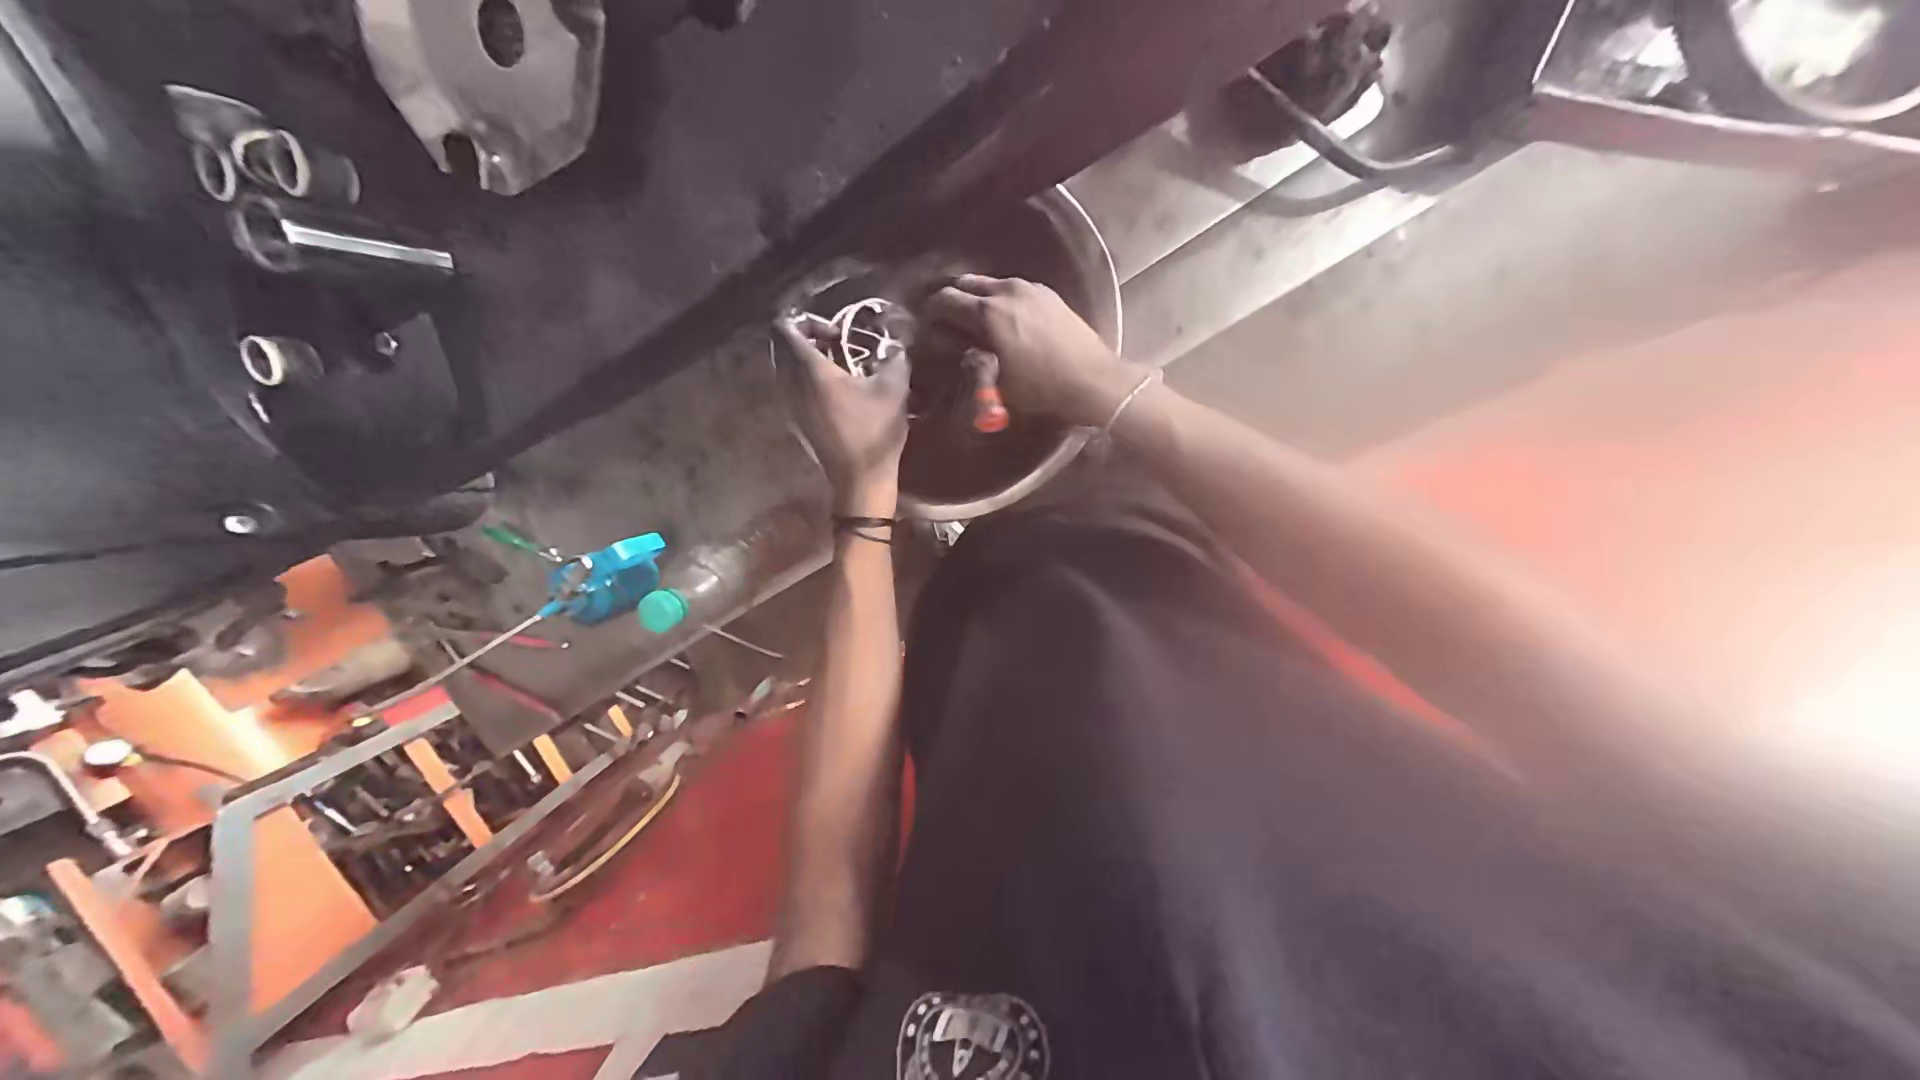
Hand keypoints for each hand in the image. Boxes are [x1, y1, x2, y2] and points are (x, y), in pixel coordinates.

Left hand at [774, 315, 909, 513]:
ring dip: (806, 358)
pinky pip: (792, 387)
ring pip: (785, 368)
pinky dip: (807, 378)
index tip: (835, 329)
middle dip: (805, 336)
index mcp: (810, 370)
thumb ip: (894, 357)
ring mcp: (791, 405)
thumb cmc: (875, 430)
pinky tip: (836, 388)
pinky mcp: (797, 420)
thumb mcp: (894, 387)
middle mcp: (791, 384)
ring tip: (838, 363)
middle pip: (782, 346)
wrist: (860, 478)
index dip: (806, 319)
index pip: (785, 328)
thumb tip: (894, 344)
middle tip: (836, 341)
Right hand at [925, 274, 1146, 426]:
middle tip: (949, 321)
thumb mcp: (998, 383)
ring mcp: (1031, 289)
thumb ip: (973, 361)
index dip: (932, 312)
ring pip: (992, 283)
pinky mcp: (1049, 295)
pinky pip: (1014, 289)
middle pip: (967, 284)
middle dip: (953, 300)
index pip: (945, 300)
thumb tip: (959, 348)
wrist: (1093, 381)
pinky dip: (1002, 299)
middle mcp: (1007, 291)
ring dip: (979, 298)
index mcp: (988, 313)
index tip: (928, 325)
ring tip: (977, 321)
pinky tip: (1007, 319)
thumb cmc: (1042, 389)